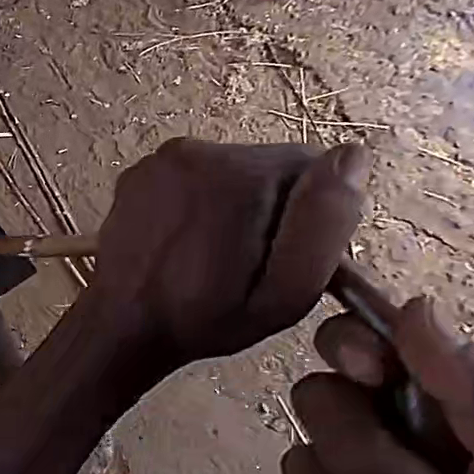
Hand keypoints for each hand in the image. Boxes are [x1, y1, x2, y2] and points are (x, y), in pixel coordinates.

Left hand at [87, 140, 366, 372]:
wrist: (121, 322)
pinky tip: (183, 242)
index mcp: (237, 173)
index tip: (285, 255)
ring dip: (234, 206)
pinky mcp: (137, 172)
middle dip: (273, 209)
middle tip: (248, 261)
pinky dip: (196, 203)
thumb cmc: (205, 317)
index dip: (313, 215)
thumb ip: (325, 223)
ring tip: (212, 255)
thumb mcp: (286, 290)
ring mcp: (159, 159)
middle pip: (269, 166)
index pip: (314, 167)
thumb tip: (351, 156)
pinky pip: (191, 177)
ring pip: (230, 171)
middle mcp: (195, 150)